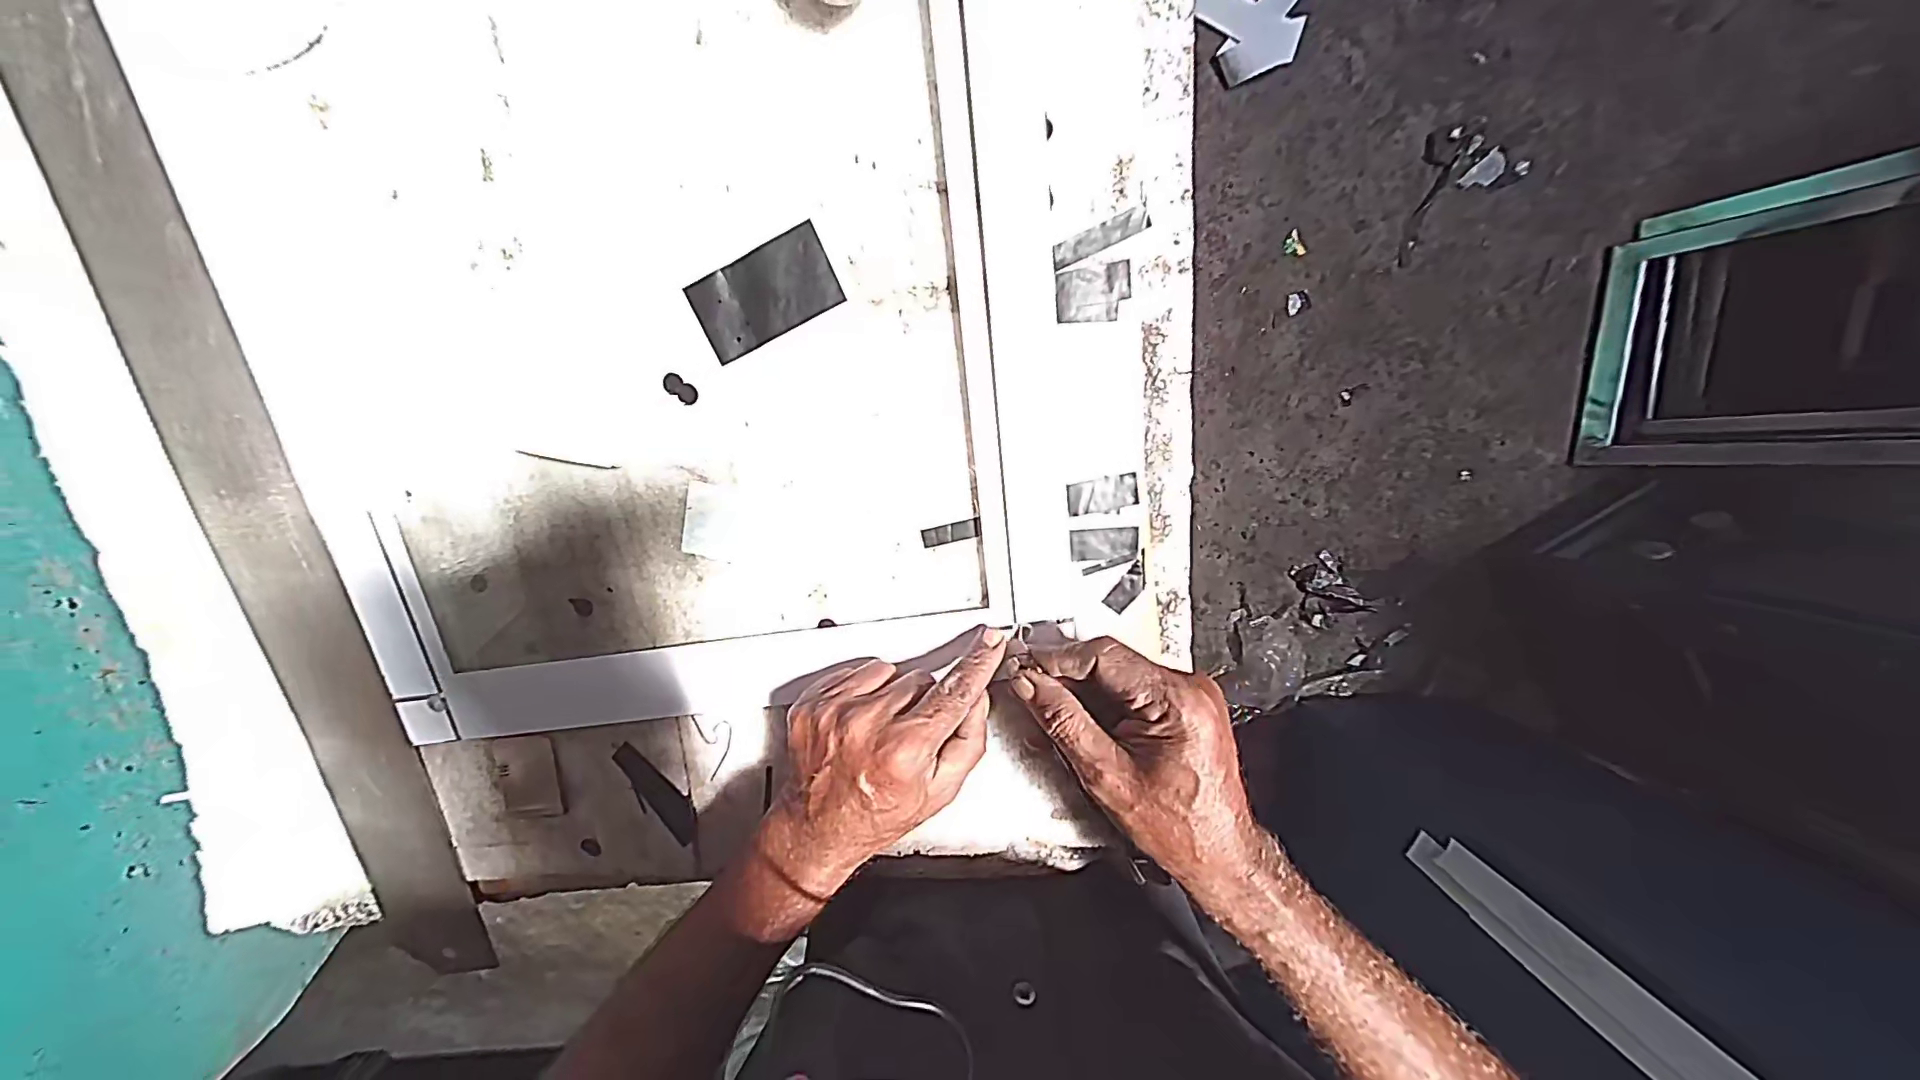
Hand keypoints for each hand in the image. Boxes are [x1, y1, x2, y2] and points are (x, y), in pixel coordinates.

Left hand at [756, 627, 1007, 899]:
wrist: (819, 829)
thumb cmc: (878, 813)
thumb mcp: (940, 790)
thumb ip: (969, 740)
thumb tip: (977, 698)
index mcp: (903, 750)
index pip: (953, 692)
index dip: (978, 663)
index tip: (990, 641)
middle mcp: (866, 725)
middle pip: (920, 680)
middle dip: (923, 701)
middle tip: (910, 733)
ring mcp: (835, 711)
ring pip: (889, 671)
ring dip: (892, 693)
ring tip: (881, 728)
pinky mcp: (814, 702)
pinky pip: (856, 672)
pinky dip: (863, 691)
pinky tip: (860, 721)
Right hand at [1011, 637, 1258, 888]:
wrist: (1220, 854)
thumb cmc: (1179, 829)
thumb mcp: (1106, 777)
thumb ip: (1064, 722)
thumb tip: (1031, 685)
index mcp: (1177, 700)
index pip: (1103, 655)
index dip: (1057, 659)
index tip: (1026, 669)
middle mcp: (1189, 687)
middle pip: (1110, 659)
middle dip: (1066, 675)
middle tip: (1030, 687)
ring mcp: (1189, 694)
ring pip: (1118, 672)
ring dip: (1081, 689)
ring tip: (1052, 710)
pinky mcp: (1184, 704)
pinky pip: (1132, 687)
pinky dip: (1101, 701)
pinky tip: (1083, 721)